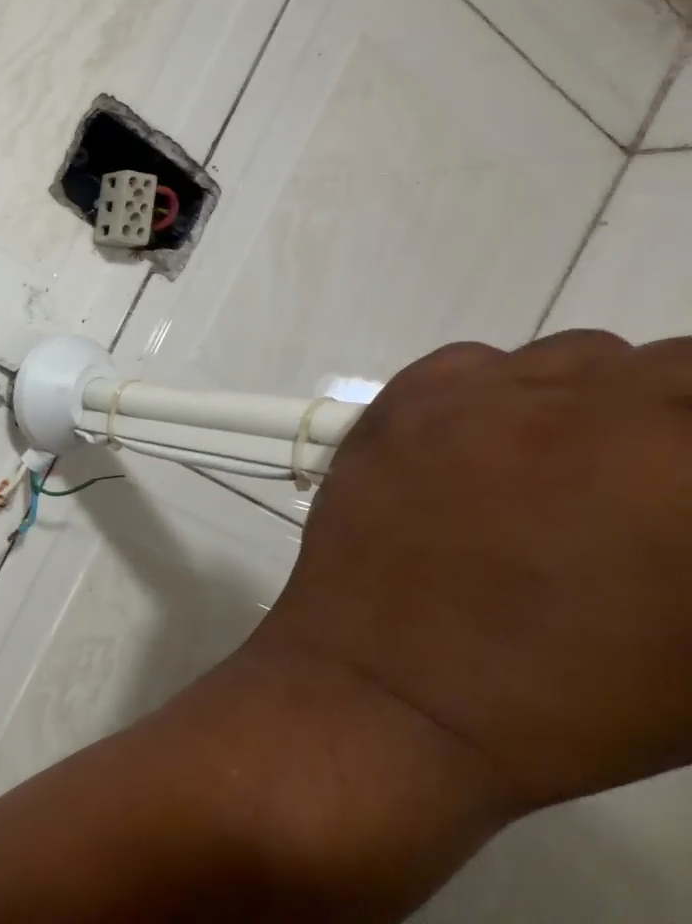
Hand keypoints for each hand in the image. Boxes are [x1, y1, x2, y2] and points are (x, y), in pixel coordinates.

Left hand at [251, 329, 691, 812]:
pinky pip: (470, 363)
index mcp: (686, 466)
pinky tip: (490, 448)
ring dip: (594, 399)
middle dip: (680, 420)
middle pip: (675, 371)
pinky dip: (496, 392)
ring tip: (575, 466)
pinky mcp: (396, 408)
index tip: (684, 489)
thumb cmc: (574, 696)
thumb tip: (676, 494)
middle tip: (656, 481)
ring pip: (574, 357)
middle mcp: (591, 409)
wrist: (391, 693)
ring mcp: (478, 400)